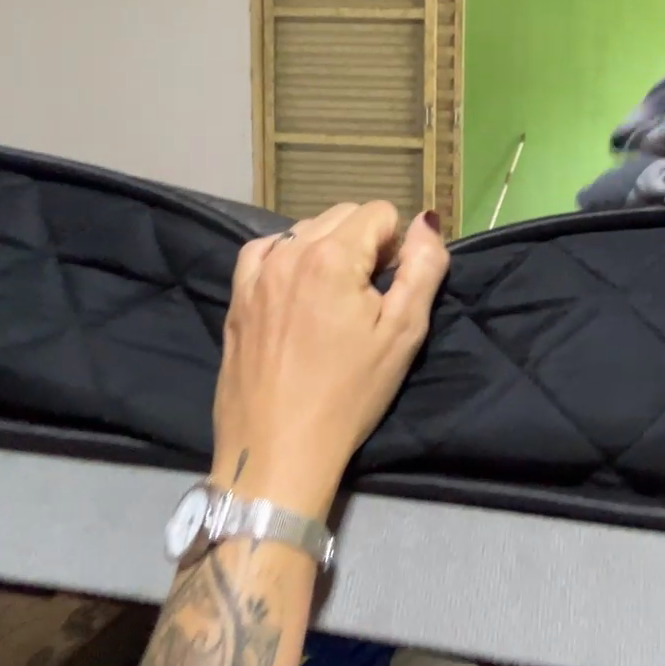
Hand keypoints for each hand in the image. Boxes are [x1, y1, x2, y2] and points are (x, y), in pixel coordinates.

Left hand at [209, 202, 448, 520]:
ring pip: (307, 229)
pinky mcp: (237, 295)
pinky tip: (298, 290)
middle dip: (365, 243)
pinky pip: (267, 249)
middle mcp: (290, 251)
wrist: (277, 451)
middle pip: (344, 215)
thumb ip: (424, 266)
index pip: (380, 213)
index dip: (396, 247)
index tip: (390, 289)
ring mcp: (257, 273)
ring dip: (329, 249)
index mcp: (333, 256)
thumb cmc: (350, 394)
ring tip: (333, 301)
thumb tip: (426, 220)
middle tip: (368, 299)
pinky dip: (288, 256)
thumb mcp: (404, 332)